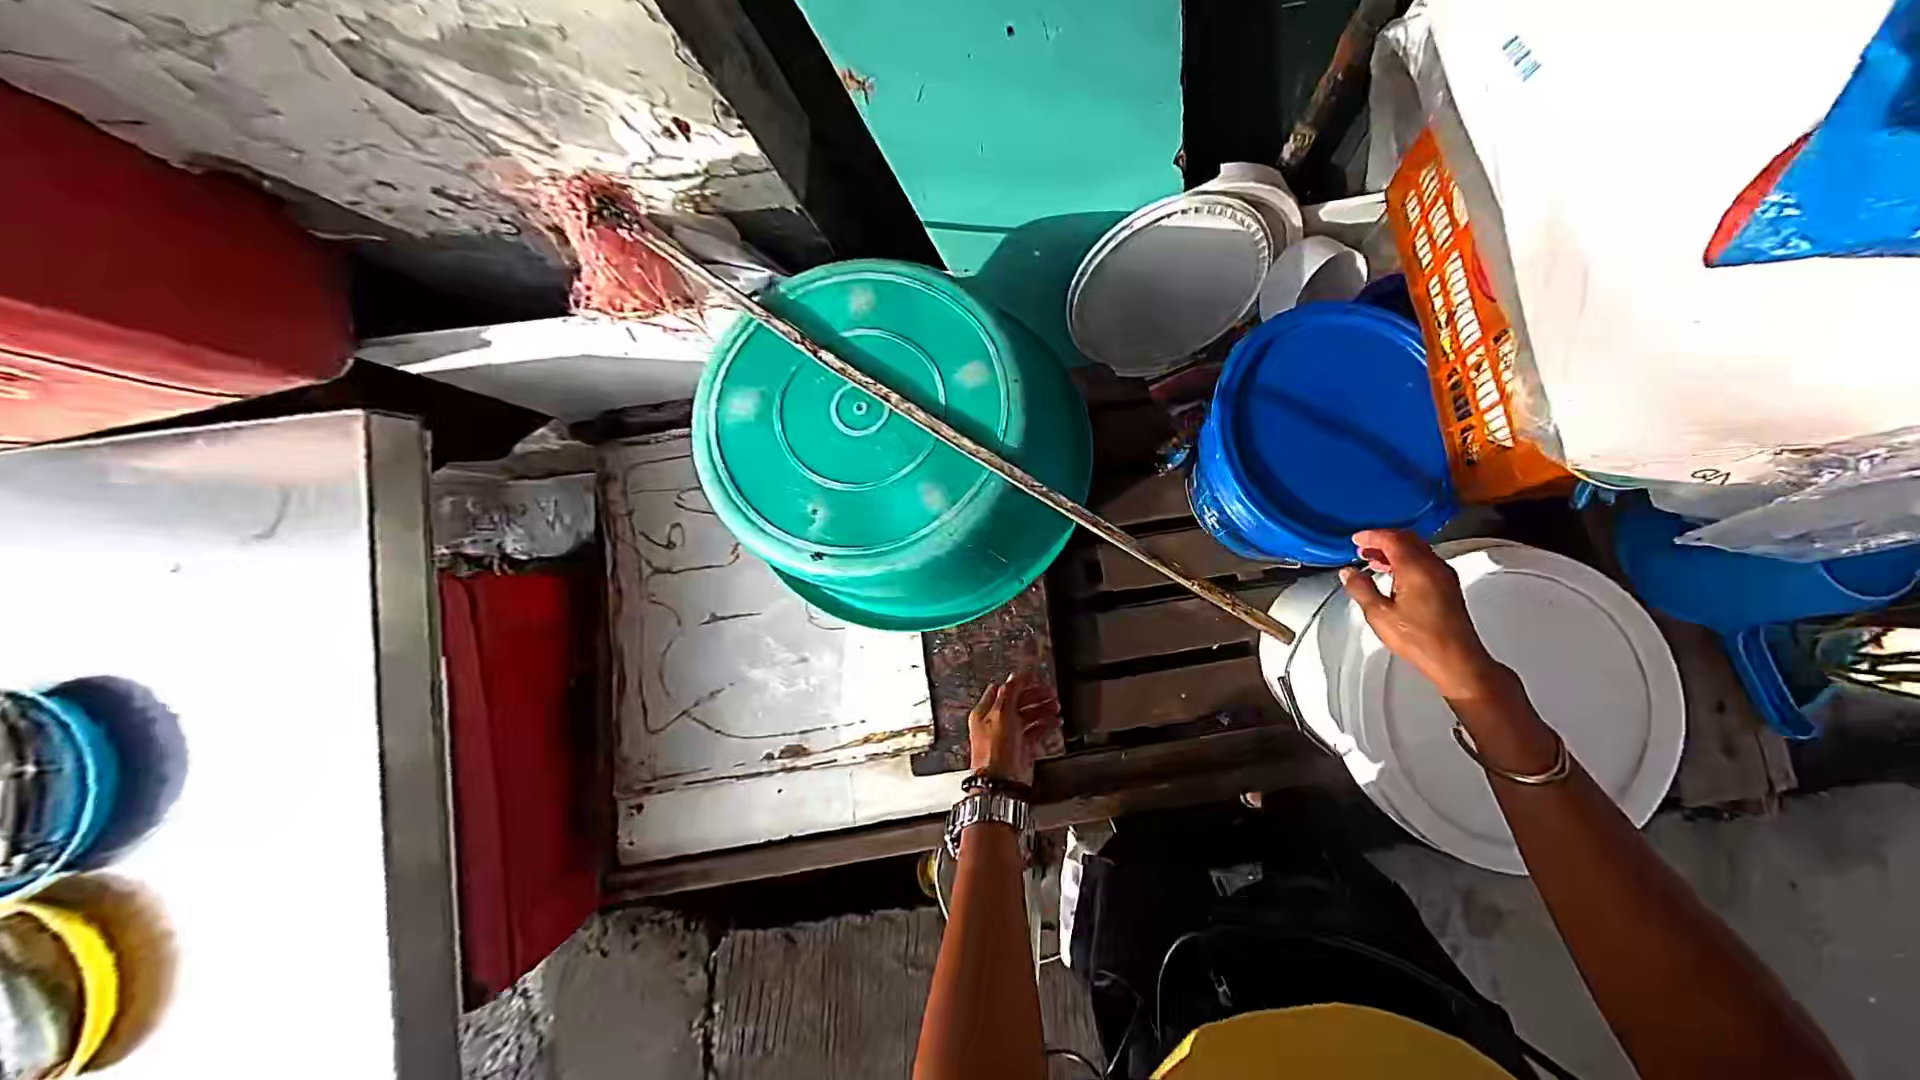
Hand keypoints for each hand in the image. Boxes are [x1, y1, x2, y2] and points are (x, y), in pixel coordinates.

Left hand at [967, 669, 1060, 785]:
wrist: (1000, 782)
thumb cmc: (994, 750)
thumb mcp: (1002, 714)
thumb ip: (1010, 693)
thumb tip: (1015, 676)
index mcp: (985, 712)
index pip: (1003, 690)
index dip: (1018, 683)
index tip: (1034, 678)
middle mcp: (996, 723)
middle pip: (1017, 702)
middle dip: (1034, 695)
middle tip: (1050, 692)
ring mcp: (1009, 736)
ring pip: (1028, 716)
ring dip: (1042, 709)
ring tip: (1055, 705)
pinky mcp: (1021, 748)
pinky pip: (1035, 732)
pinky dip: (1046, 725)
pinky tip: (1055, 721)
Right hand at [1339, 529, 1505, 700]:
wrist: (1455, 659)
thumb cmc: (1422, 640)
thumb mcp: (1378, 614)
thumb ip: (1361, 588)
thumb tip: (1349, 573)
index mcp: (1416, 569)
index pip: (1393, 539)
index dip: (1372, 535)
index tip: (1358, 538)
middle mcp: (1434, 568)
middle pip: (1408, 539)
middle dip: (1384, 539)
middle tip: (1364, 545)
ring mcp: (1444, 577)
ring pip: (1418, 549)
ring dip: (1395, 549)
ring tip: (1374, 558)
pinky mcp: (1448, 587)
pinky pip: (1426, 562)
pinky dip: (1407, 560)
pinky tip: (1394, 573)